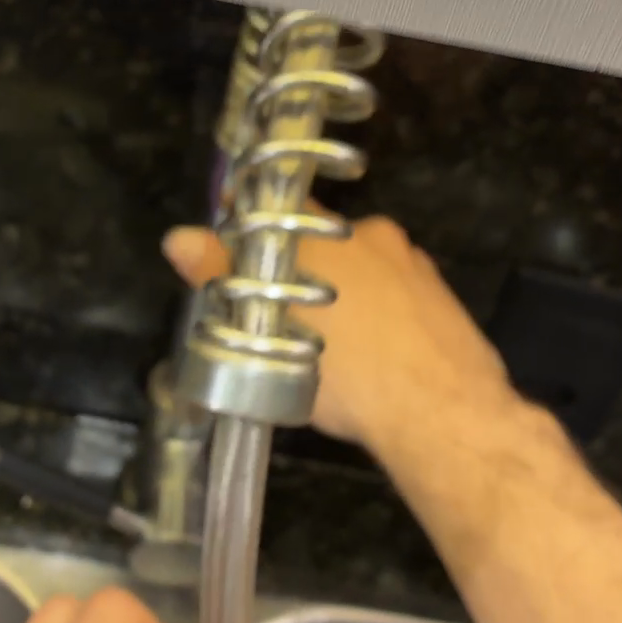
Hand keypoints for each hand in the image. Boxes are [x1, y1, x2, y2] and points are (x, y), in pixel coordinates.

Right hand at [163, 216, 515, 449]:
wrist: (444, 412)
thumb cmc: (350, 370)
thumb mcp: (272, 333)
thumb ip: (226, 279)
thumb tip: (176, 237)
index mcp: (328, 235)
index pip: (279, 209)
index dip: (254, 225)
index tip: (241, 244)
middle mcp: (373, 235)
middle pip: (324, 242)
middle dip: (303, 269)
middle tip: (288, 314)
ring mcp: (414, 263)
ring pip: (365, 268)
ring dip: (346, 291)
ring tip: (335, 343)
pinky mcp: (443, 295)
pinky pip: (399, 292)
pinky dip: (383, 310)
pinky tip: (376, 352)